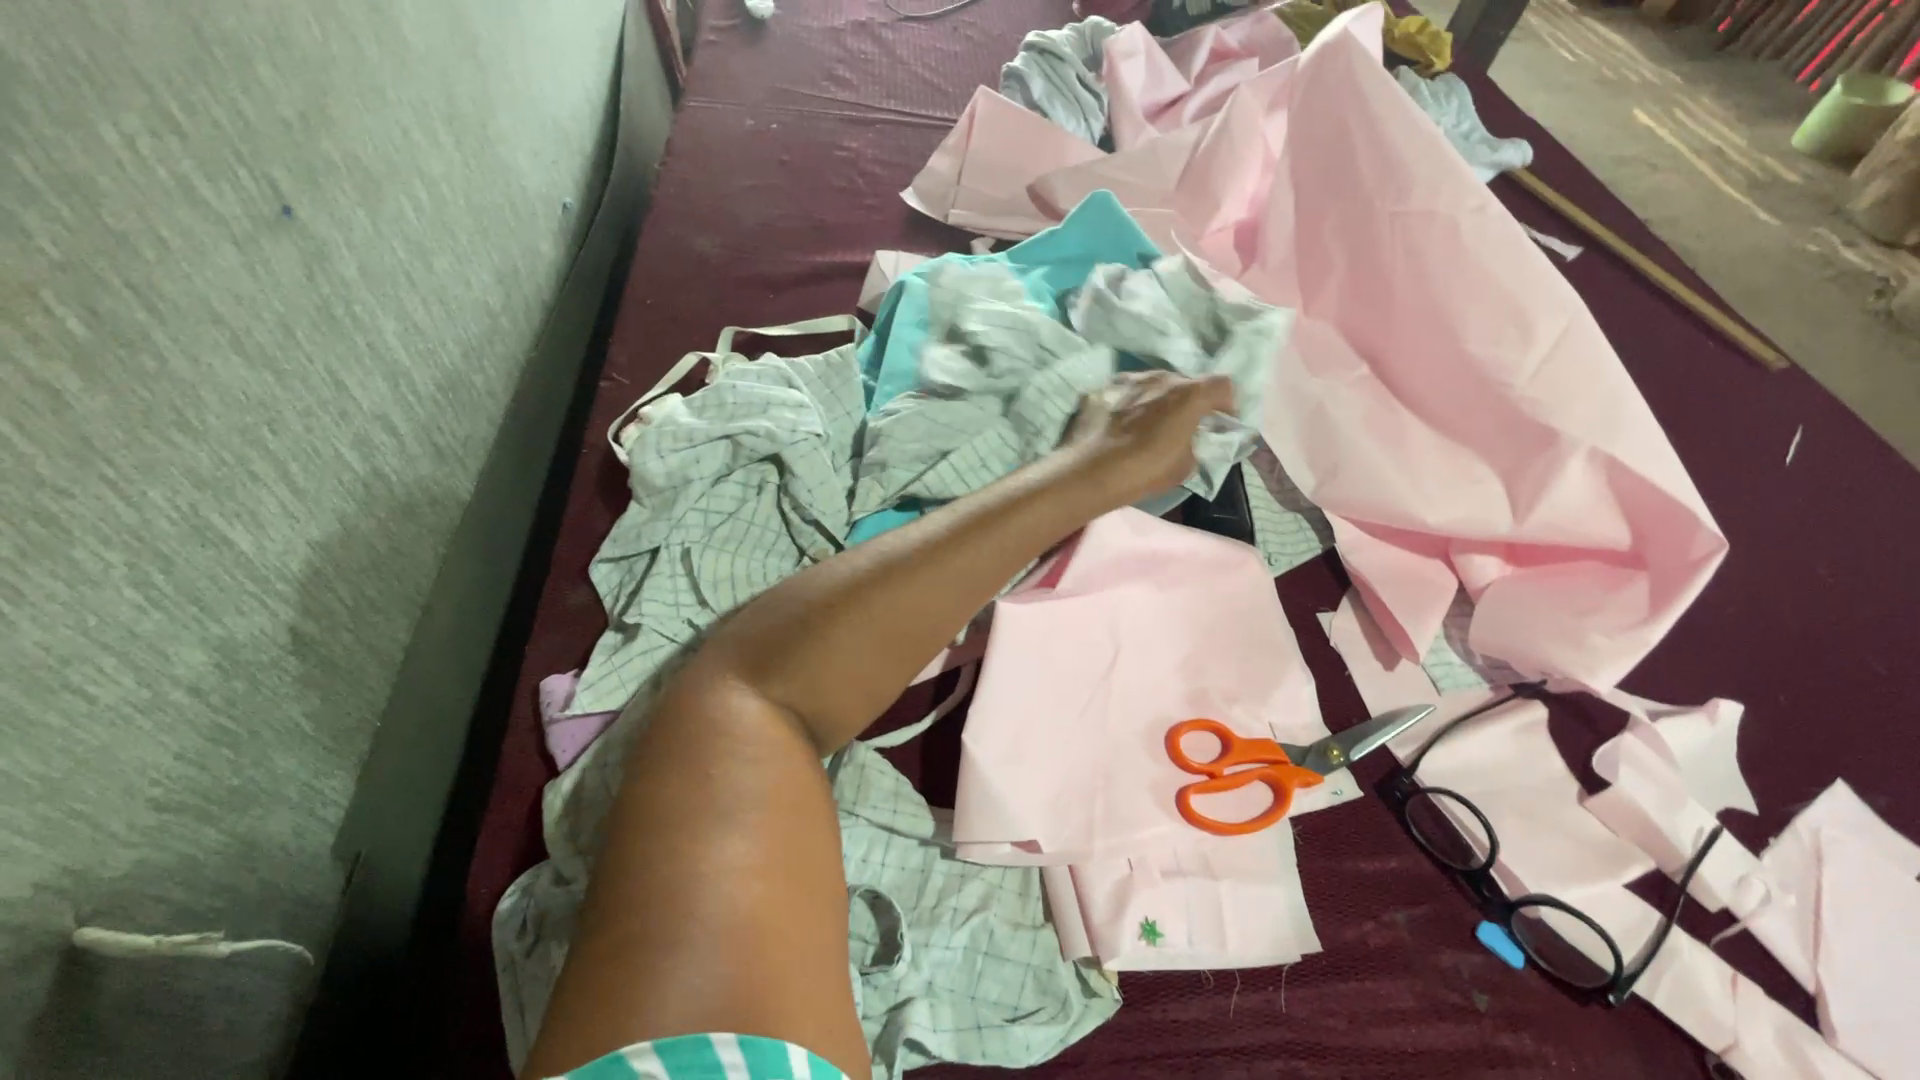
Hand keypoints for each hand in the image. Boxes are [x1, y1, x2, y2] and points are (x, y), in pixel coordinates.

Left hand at [1061, 371, 1236, 507]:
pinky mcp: (1098, 389)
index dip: (1226, 403)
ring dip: (1154, 400)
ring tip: (1144, 425)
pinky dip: (1125, 405)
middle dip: (1186, 402)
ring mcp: (1125, 380)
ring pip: (1150, 385)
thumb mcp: (1185, 466)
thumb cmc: (1144, 470)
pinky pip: (1121, 393)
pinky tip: (1116, 426)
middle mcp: (1159, 377)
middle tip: (1179, 425)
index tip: (1220, 421)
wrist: (1089, 472)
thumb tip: (1186, 440)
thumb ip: (1193, 444)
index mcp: (1188, 394)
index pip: (1222, 385)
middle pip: (1182, 383)